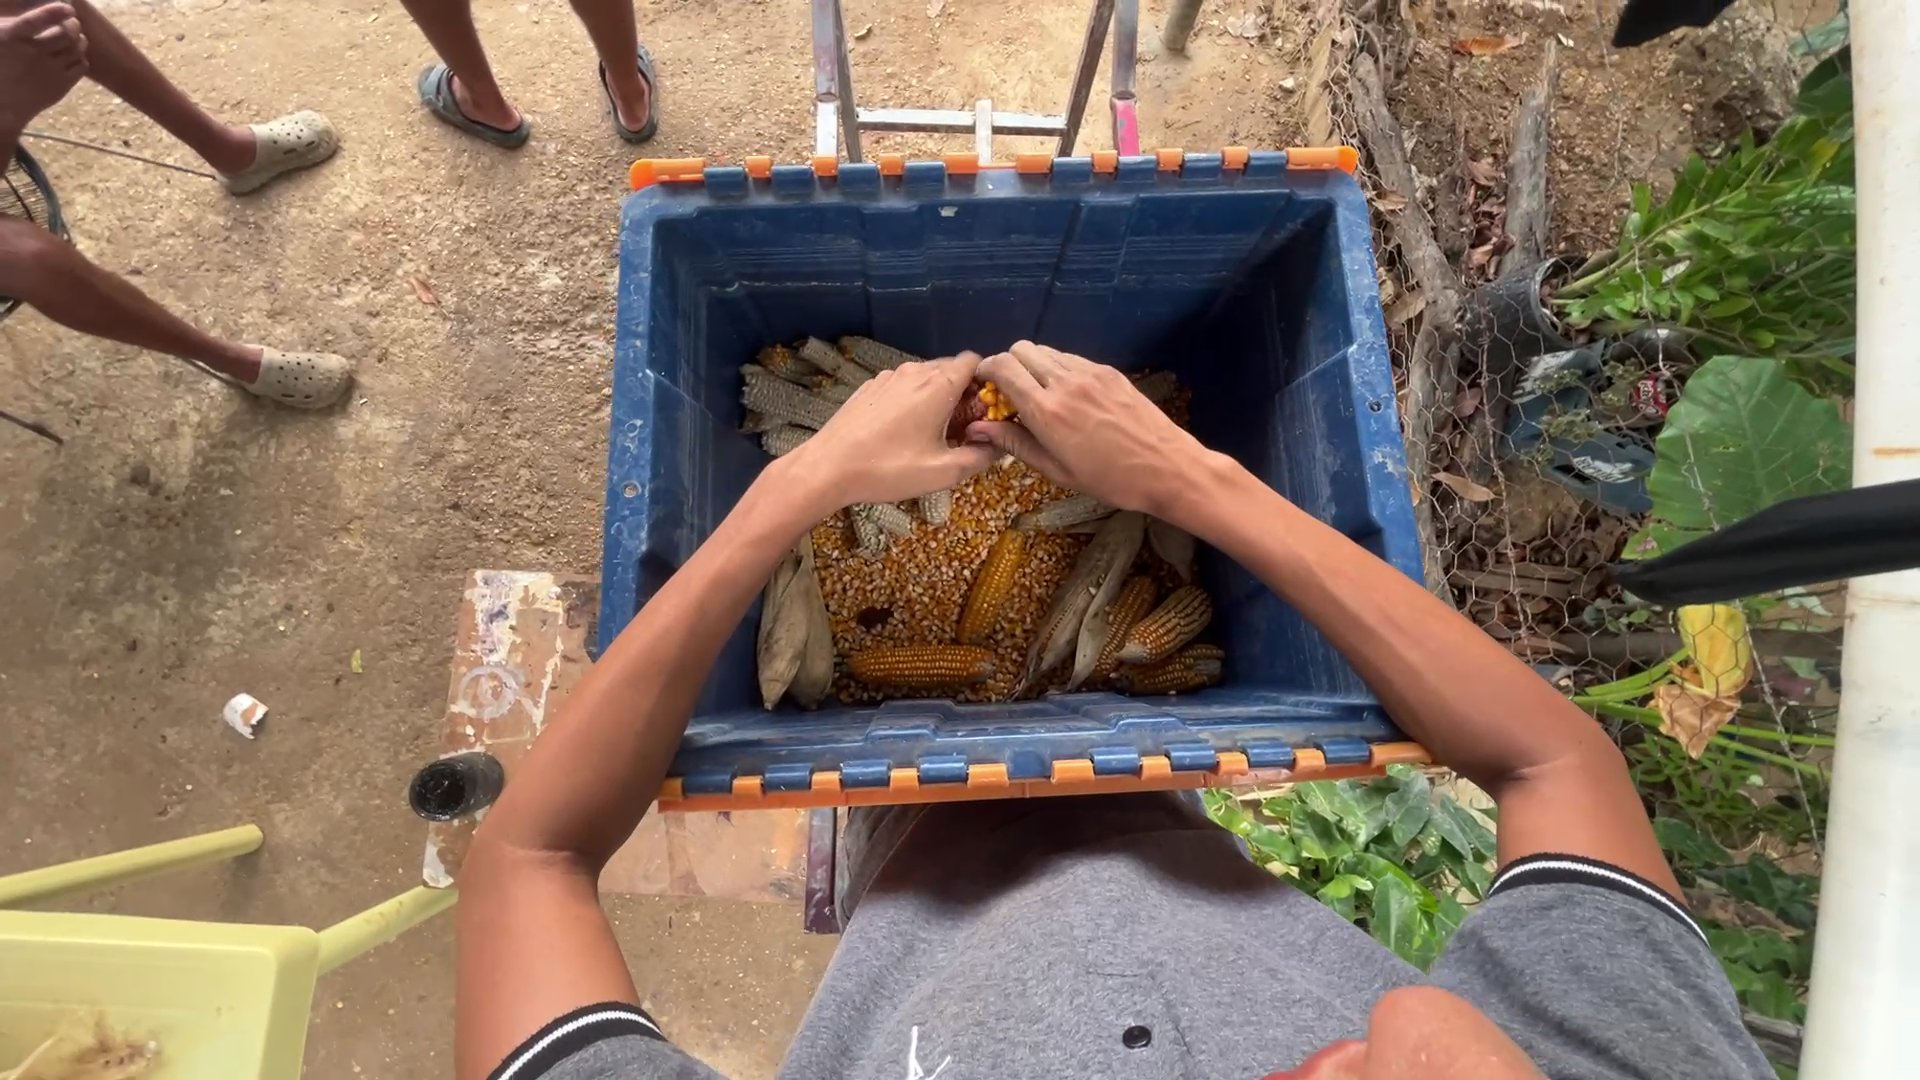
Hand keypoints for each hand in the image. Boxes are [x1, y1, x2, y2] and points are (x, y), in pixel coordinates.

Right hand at [0, 4, 86, 130]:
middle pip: (64, 35)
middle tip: (72, 19)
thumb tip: (22, 22)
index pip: (37, 21)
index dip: (54, 12)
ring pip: (76, 50)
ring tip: (77, 34)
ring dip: (80, 40)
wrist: (0, 100)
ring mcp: (52, 69)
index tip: (67, 7)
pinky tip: (77, 53)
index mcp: (10, 37)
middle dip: (71, 25)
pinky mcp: (64, 84)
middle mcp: (35, 53)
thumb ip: (10, 27)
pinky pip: (81, 67)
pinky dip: (82, 57)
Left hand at [784, 351, 996, 511]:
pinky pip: (902, 387)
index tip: (987, 410)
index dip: (986, 382)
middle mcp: (914, 371)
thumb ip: (980, 456)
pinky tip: (902, 432)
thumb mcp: (944, 472)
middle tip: (963, 429)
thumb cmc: (890, 468)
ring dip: (937, 398)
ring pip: (925, 378)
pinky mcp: (869, 388)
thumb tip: (999, 446)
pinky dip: (912, 401)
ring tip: (933, 434)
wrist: (828, 467)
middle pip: (951, 370)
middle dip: (964, 394)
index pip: (974, 361)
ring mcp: (888, 377)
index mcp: (939, 384)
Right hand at [966, 341, 1216, 515]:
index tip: (983, 385)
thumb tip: (977, 429)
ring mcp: (1089, 372)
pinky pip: (1070, 359)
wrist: (1166, 467)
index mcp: (1046, 411)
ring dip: (1032, 366)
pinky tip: (1067, 396)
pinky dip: (1057, 369)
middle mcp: (1065, 382)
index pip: (1003, 368)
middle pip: (1021, 349)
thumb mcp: (1055, 470)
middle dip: (1007, 365)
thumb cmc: (1108, 479)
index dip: (986, 370)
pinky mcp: (1108, 371)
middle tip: (1008, 391)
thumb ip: (1014, 443)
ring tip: (1039, 395)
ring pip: (1046, 351)